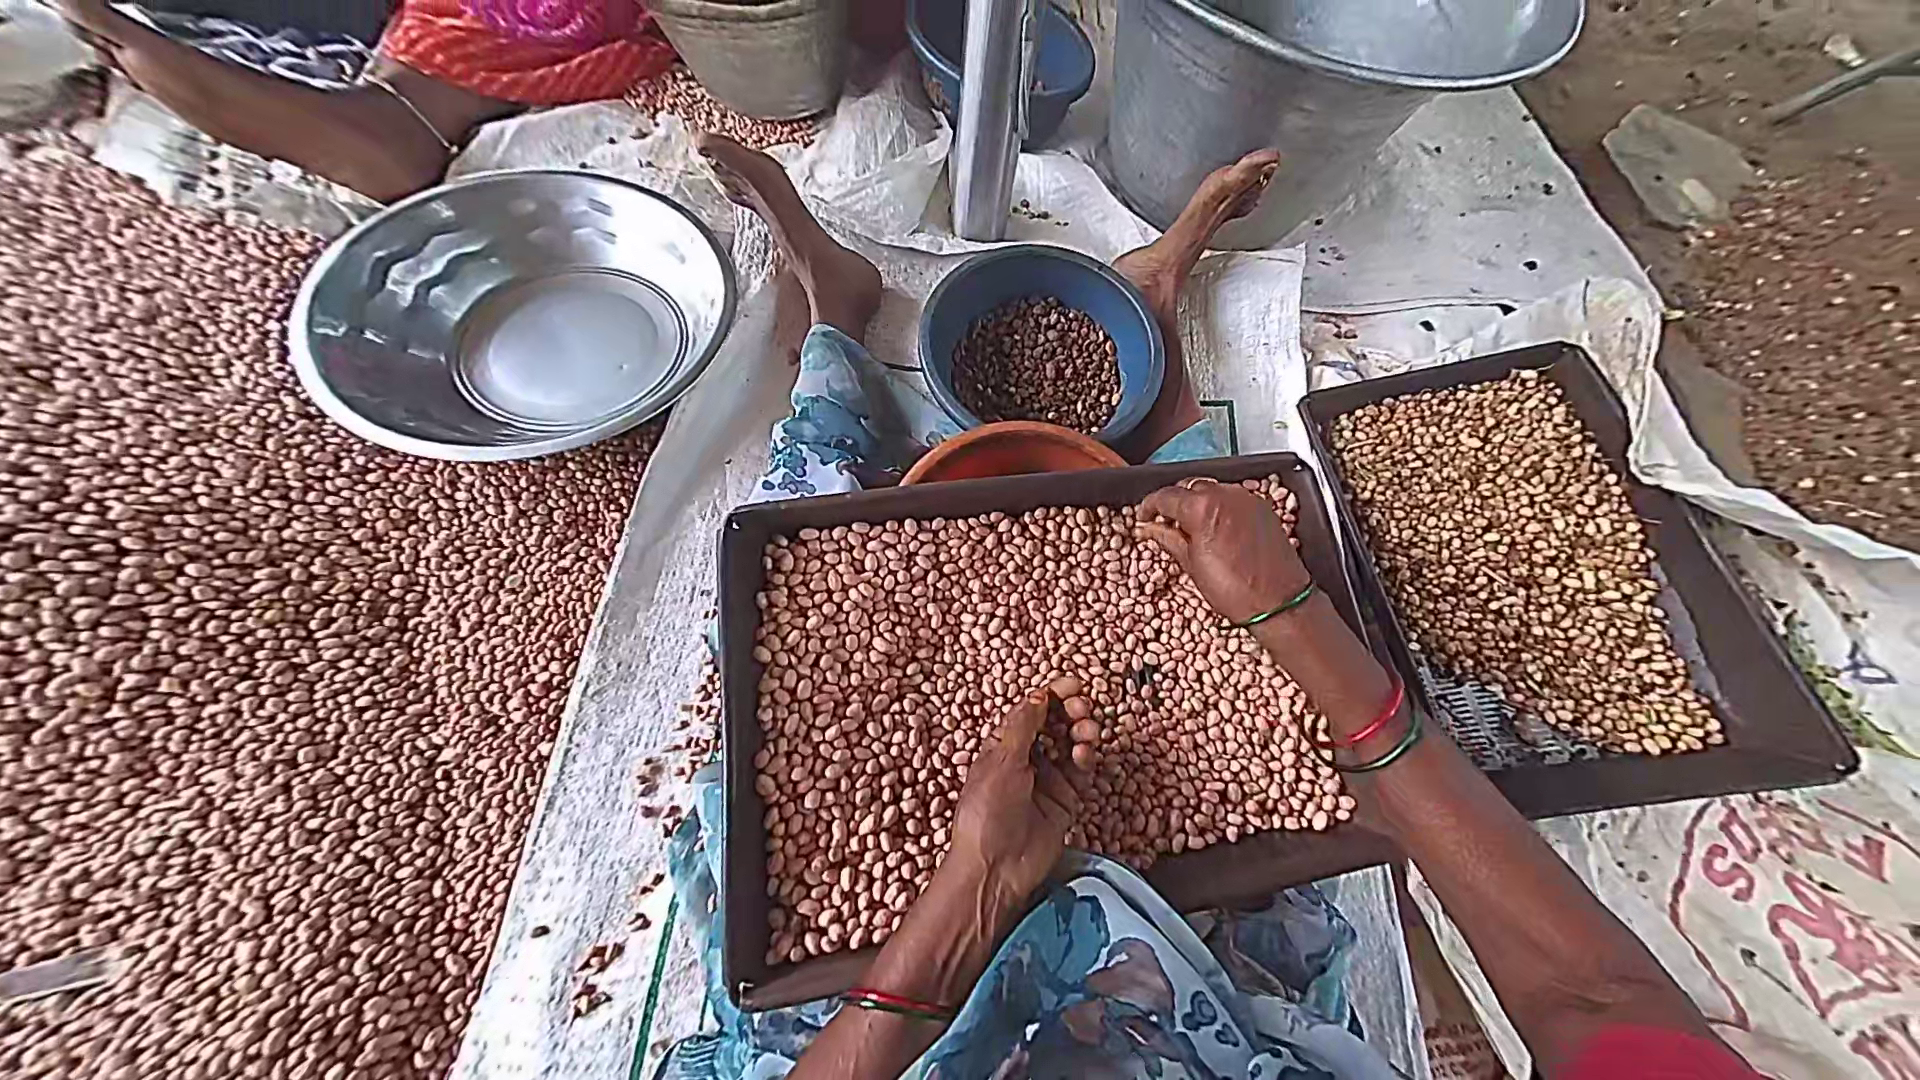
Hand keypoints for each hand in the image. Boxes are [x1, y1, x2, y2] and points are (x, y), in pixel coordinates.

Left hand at [944, 679, 1098, 904]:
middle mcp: (1027, 758)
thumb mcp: (1001, 760)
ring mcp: (1047, 779)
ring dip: (1081, 731)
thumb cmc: (986, 812)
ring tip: (1086, 730)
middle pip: (1055, 724)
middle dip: (1070, 710)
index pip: (1032, 711)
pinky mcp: (1065, 800)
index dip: (1052, 695)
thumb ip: (1024, 726)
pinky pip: (1080, 770)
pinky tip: (1083, 752)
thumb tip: (1039, 695)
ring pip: (1070, 744)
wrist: (995, 867)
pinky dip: (1084, 757)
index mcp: (1004, 744)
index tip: (1072, 684)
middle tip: (1080, 706)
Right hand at [1136, 477, 1312, 624]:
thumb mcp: (1191, 564)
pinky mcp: (1262, 508)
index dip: (1149, 506)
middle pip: (1188, 487)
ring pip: (1211, 489)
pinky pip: (1231, 498)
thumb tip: (1151, 529)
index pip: (1165, 496)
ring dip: (1195, 502)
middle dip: (1173, 502)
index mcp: (1202, 508)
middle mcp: (1225, 496)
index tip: (1144, 516)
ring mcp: (1246, 500)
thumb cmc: (1237, 590)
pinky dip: (1218, 506)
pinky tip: (1212, 526)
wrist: (1279, 602)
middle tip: (1163, 522)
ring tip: (1188, 526)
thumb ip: (1168, 538)